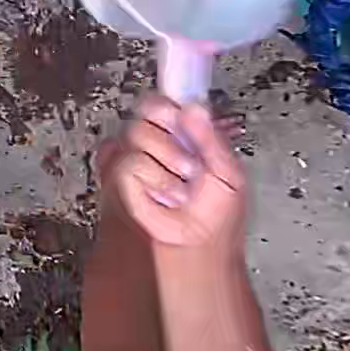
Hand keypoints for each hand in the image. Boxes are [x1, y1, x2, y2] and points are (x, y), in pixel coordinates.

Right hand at [107, 94, 246, 252]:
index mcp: (179, 134)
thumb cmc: (216, 214)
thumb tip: (194, 106)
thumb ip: (211, 138)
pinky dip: (153, 180)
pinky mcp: (121, 181)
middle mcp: (154, 143)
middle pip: (145, 113)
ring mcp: (135, 160)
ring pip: (135, 135)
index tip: (179, 118)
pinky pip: (127, 164)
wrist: (202, 247)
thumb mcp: (228, 172)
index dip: (166, 106)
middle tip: (190, 166)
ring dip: (166, 164)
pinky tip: (165, 197)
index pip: (160, 103)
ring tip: (182, 189)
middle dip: (171, 139)